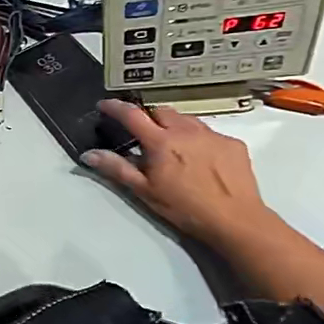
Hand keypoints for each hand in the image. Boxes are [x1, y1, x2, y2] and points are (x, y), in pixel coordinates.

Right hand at [81, 99, 275, 247]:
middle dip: (150, 118)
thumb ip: (117, 169)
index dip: (115, 107)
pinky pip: (210, 133)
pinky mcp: (232, 142)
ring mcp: (212, 134)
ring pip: (187, 119)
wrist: (234, 219)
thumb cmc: (185, 208)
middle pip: (161, 111)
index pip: (132, 115)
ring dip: (175, 127)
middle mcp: (186, 130)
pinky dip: (200, 140)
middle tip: (145, 136)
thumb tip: (89, 155)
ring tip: (175, 148)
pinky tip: (202, 160)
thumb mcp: (146, 192)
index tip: (105, 105)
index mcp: (161, 142)